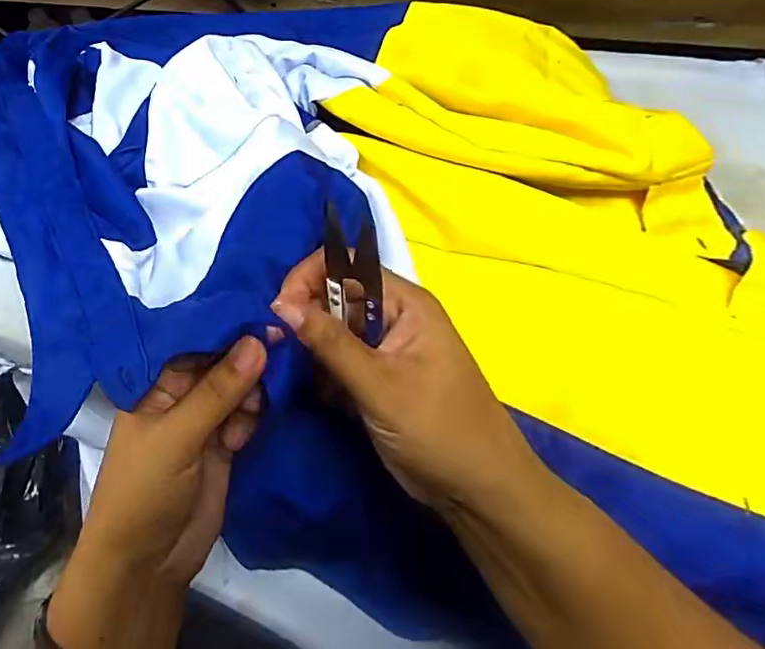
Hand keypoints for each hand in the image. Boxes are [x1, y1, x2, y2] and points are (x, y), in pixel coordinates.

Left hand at [47, 338, 265, 648]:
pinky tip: (246, 431)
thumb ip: (217, 391)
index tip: (262, 314)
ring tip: (252, 410)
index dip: (224, 328)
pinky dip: (252, 418)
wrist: (146, 563)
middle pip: (218, 363)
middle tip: (276, 351)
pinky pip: (244, 418)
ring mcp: (200, 421)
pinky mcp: (221, 447)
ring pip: (235, 389)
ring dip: (250, 392)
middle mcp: (176, 394)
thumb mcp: (177, 435)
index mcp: (152, 381)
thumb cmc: (145, 488)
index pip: (191, 341)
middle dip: (245, 358)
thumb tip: (257, 341)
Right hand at [270, 251, 540, 512]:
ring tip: (304, 376)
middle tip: (283, 347)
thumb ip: (329, 342)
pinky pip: (337, 358)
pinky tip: (322, 394)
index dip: (309, 278)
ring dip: (312, 349)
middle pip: (334, 295)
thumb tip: (281, 304)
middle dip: (305, 316)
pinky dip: (322, 372)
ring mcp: (384, 348)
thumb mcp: (379, 386)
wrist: (483, 498)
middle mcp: (393, 316)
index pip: (345, 264)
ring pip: (331, 329)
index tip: (281, 310)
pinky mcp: (376, 376)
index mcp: (404, 304)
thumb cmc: (441, 432)